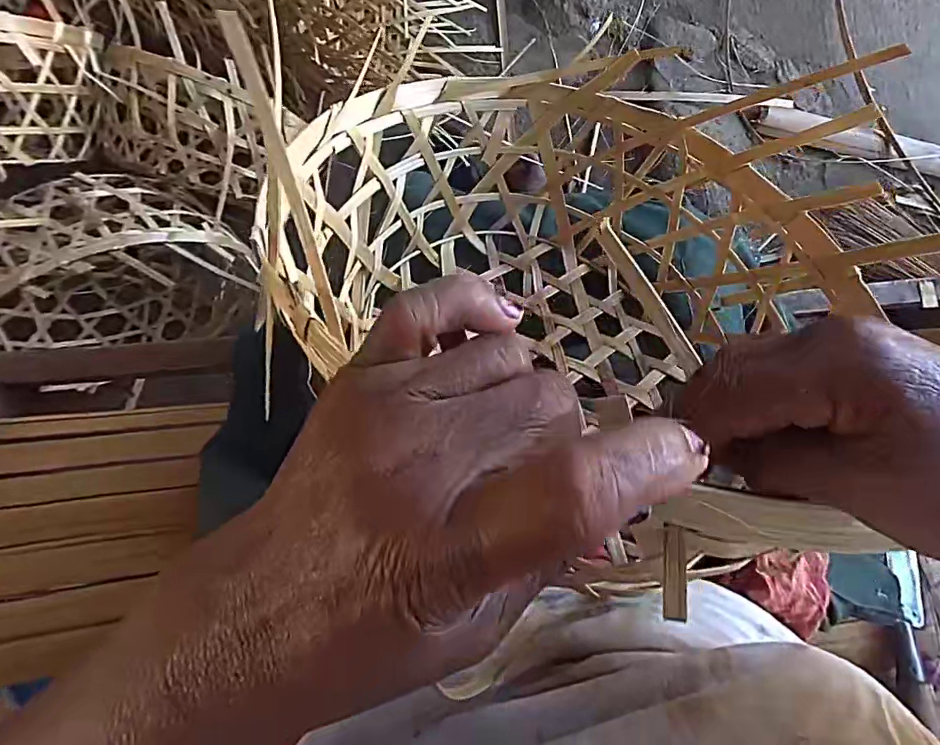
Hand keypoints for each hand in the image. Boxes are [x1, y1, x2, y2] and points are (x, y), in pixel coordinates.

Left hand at [0, 274, 707, 744]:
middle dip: (573, 438)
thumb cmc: (374, 634)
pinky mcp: (359, 375)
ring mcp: (386, 406)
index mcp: (455, 550)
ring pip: (515, 361)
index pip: (575, 485)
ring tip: (502, 431)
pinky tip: (502, 326)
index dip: (648, 458)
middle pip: (553, 407)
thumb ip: (557, 543)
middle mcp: (421, 464)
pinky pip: (434, 305)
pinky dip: (479, 306)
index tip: (685, 449)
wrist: (254, 610)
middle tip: (547, 470)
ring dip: (528, 397)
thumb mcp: (480, 626)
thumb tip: (625, 479)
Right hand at [678, 314, 939, 567]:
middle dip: (710, 420)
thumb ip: (782, 466)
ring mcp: (849, 343)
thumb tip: (722, 460)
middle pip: (735, 366)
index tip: (678, 482)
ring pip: (760, 371)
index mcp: (829, 356)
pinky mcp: (866, 362)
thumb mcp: (868, 491)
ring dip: (741, 418)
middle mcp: (829, 333)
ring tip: (746, 476)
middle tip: (709, 481)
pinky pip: (793, 379)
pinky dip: (773, 414)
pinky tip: (785, 455)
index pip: (729, 385)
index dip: (695, 432)